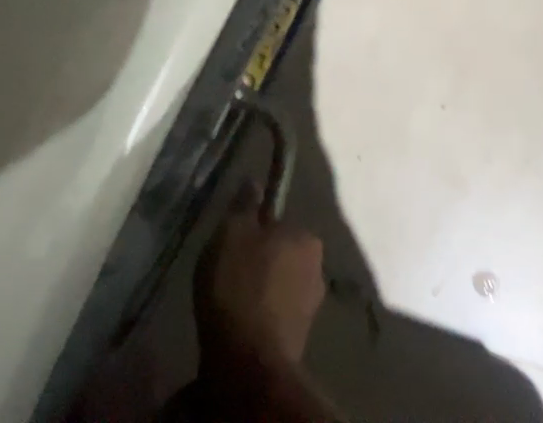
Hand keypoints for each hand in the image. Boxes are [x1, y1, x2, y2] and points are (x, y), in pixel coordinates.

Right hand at [193, 189, 325, 372]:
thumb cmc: (239, 285)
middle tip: (224, 268)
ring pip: (278, 283)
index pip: (278, 222)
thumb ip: (244, 205)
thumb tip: (254, 182)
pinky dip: (258, 313)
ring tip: (225, 299)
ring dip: (257, 288)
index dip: (252, 228)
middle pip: (280, 252)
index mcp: (307, 237)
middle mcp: (318, 268)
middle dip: (257, 259)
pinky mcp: (299, 336)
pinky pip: (274, 312)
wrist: (248, 360)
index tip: (230, 242)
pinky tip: (236, 321)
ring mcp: (312, 305)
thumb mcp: (232, 233)